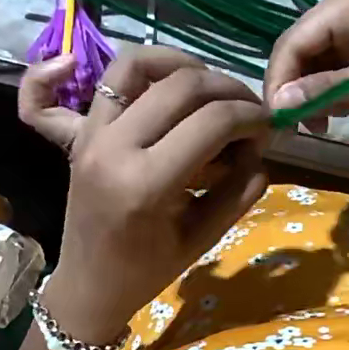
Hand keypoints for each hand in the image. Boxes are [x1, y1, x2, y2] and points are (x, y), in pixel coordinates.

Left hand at [18, 46, 269, 342]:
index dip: (251, 117)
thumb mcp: (203, 238)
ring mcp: (90, 135)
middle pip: (182, 86)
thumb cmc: (148, 271)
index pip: (212, 122)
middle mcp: (113, 147)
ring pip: (136, 66)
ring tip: (208, 86)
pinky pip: (92, 82)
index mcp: (146, 184)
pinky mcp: (79, 133)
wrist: (89, 286)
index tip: (269, 127)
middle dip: (228, 89)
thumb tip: (261, 149)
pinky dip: (100, 67)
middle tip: (249, 110)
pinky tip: (116, 64)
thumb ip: (239, 190)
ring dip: (182, 65)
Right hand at [264, 0, 348, 127]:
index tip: (277, 123)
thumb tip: (280, 104)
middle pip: (306, 48)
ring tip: (330, 124)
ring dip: (320, 92)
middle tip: (307, 131)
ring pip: (324, 61)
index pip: (295, 39)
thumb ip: (335, 88)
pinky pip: (348, 67)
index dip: (280, 80)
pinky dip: (343, 91)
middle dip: (299, 88)